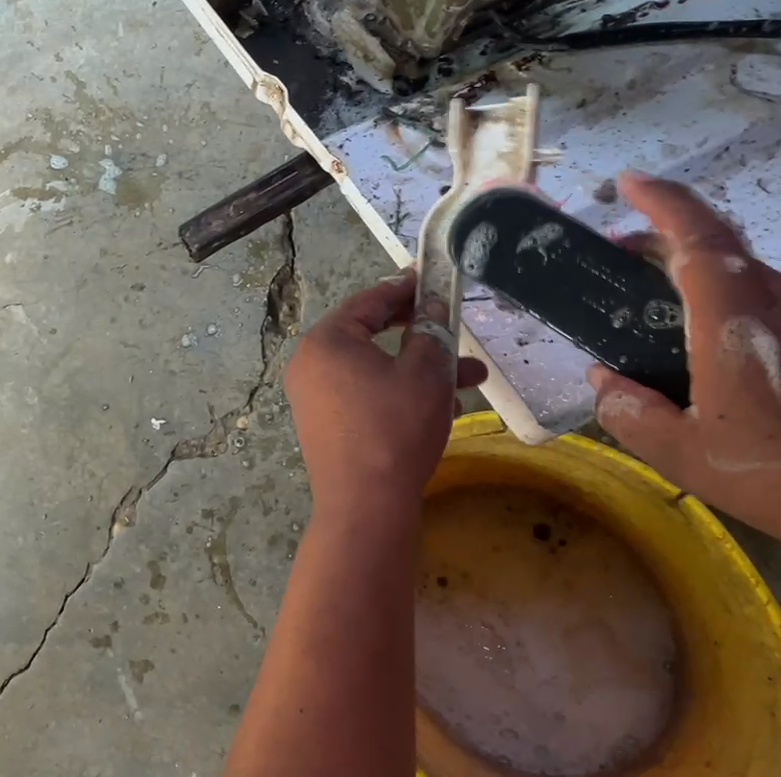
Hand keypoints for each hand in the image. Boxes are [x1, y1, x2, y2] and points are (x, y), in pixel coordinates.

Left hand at [284, 271, 487, 506]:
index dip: (403, 288)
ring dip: (417, 366)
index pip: (367, 301)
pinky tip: (443, 404)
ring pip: (371, 366)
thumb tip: (432, 306)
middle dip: (414, 329)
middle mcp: (309, 361)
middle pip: (366, 331)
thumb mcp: (424, 374)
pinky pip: (362, 391)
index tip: (430, 277)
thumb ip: (430, 333)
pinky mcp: (322, 420)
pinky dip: (397, 389)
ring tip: (472, 373)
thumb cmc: (395, 429)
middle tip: (448, 320)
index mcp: (325, 340)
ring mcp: (311, 392)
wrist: (364, 503)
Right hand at [589, 172, 780, 562]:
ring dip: (737, 313)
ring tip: (718, 365)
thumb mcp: (690, 459)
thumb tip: (608, 381)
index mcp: (745, 318)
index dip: (661, 200)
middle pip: (733, 265)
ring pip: (779, 298)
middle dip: (680, 268)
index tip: (630, 183)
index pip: (699, 235)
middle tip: (643, 293)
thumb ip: (631, 412)